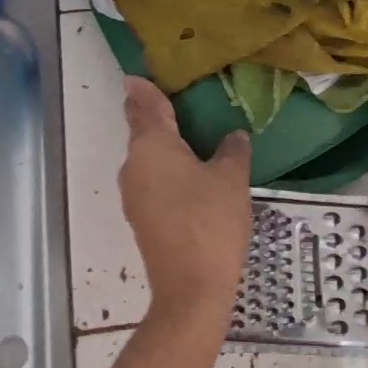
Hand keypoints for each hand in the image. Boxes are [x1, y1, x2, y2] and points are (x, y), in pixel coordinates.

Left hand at [119, 76, 252, 317]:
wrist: (191, 290)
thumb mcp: (231, 179)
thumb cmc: (210, 222)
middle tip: (167, 100)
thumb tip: (234, 136)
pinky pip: (150, 181)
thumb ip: (232, 150)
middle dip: (149, 115)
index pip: (145, 106)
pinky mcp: (140, 219)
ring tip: (184, 136)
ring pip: (145, 158)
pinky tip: (185, 175)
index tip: (134, 76)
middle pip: (140, 131)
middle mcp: (134, 164)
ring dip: (160, 146)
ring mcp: (133, 194)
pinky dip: (164, 170)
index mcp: (152, 145)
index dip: (142, 90)